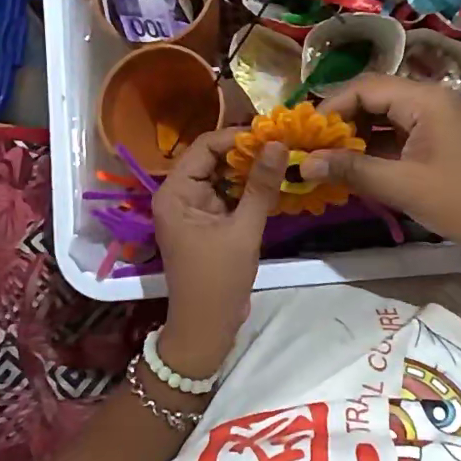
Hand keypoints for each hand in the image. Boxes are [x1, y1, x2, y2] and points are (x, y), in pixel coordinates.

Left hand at [151, 128, 288, 376]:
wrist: (207, 327)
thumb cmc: (218, 279)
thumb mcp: (243, 230)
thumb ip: (261, 186)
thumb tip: (277, 144)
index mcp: (176, 193)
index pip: (205, 147)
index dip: (237, 137)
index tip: (272, 134)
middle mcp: (180, 195)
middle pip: (213, 159)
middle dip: (246, 152)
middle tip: (283, 144)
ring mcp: (194, 210)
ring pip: (223, 176)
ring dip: (250, 170)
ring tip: (284, 158)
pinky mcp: (208, 223)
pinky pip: (229, 195)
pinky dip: (249, 189)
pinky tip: (275, 182)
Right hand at [304, 74, 460, 249]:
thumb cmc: (458, 200)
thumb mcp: (400, 185)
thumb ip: (351, 170)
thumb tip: (304, 164)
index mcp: (426, 99)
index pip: (367, 88)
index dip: (332, 108)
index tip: (308, 135)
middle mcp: (434, 100)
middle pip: (377, 98)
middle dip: (344, 122)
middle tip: (316, 149)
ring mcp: (441, 119)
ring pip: (388, 117)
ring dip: (360, 137)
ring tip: (332, 160)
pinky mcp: (444, 140)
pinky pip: (402, 134)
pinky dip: (379, 148)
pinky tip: (359, 167)